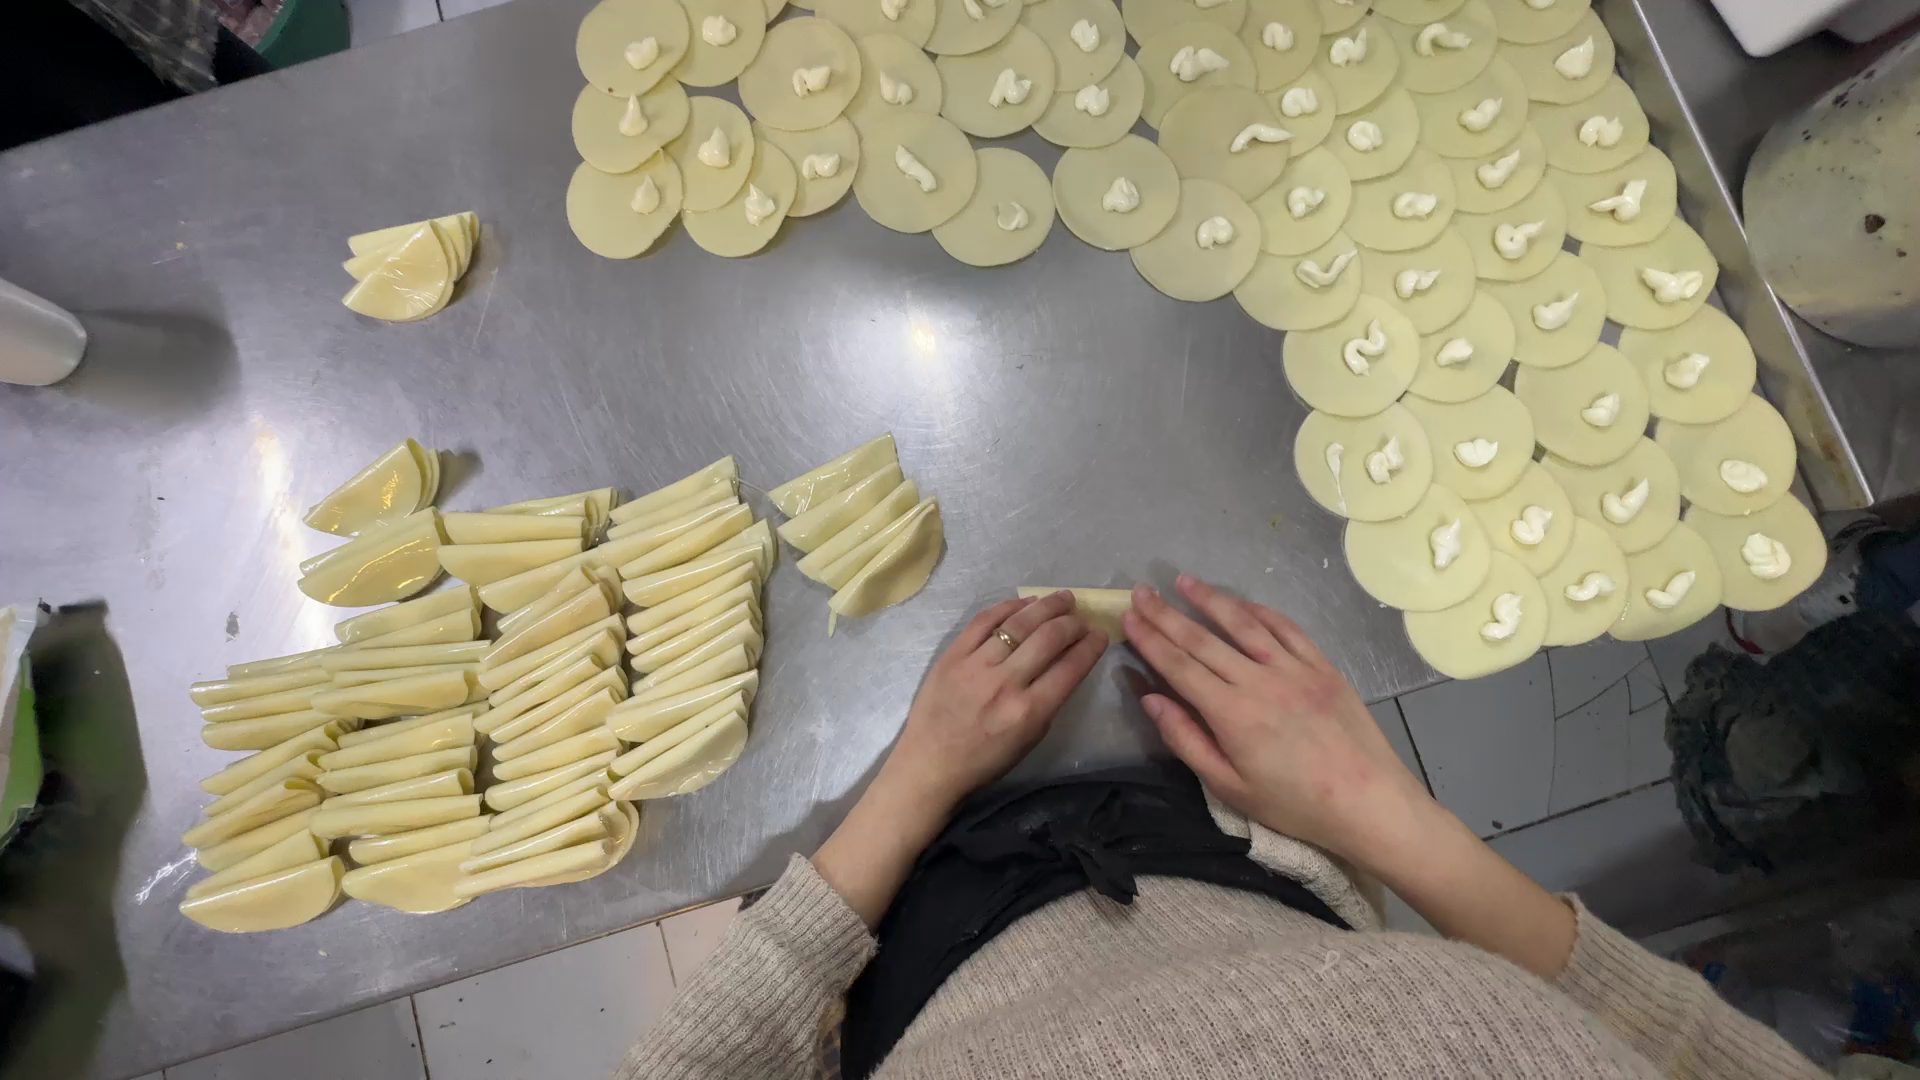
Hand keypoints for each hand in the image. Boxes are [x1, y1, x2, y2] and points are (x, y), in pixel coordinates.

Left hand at [815, 591, 1105, 925]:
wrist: (929, 763)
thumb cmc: (984, 760)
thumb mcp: (1029, 740)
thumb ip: (1049, 701)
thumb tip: (1066, 663)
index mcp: (1029, 712)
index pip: (1071, 667)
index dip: (1091, 646)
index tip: (1100, 634)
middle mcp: (1005, 683)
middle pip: (1049, 638)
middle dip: (1072, 623)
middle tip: (1081, 617)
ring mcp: (976, 665)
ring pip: (1018, 623)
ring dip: (1046, 606)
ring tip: (1062, 598)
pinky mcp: (953, 654)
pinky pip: (985, 620)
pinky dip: (1008, 607)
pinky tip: (1025, 602)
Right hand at [1122, 574, 1435, 871]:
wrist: (1372, 805)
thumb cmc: (1294, 805)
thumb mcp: (1229, 787)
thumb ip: (1186, 739)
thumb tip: (1151, 699)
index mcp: (1231, 713)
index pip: (1179, 666)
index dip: (1150, 640)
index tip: (1128, 617)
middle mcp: (1259, 681)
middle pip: (1202, 639)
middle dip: (1166, 614)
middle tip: (1141, 591)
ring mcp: (1294, 669)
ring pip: (1243, 624)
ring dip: (1210, 599)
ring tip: (1183, 581)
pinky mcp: (1322, 666)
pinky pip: (1286, 629)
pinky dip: (1259, 612)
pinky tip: (1241, 603)